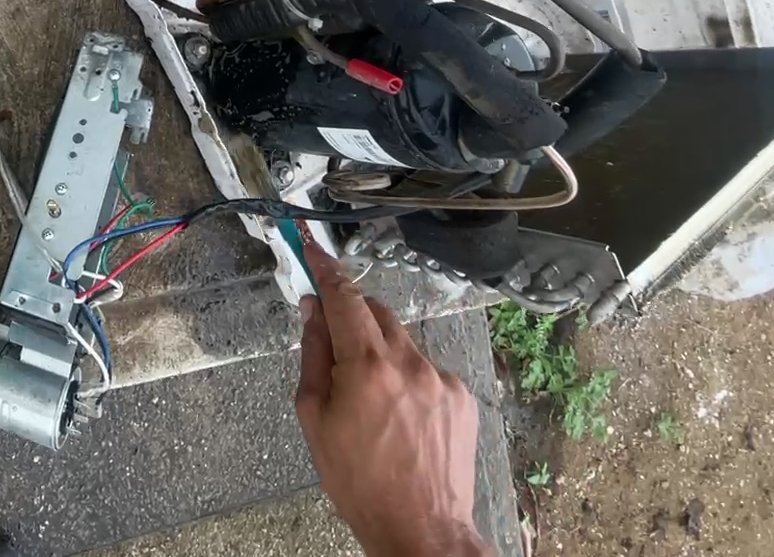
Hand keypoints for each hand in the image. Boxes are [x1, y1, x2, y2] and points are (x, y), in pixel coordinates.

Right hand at [295, 242, 486, 556]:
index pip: (343, 297)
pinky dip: (405, 373)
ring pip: (400, 339)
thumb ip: (313, 354)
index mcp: (367, 366)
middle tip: (332, 338)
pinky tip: (399, 411)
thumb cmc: (357, 478)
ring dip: (378, 347)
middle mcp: (409, 363)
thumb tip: (313, 311)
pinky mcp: (463, 398)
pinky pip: (424, 366)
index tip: (310, 245)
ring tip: (369, 393)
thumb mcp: (313, 414)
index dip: (324, 267)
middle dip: (350, 313)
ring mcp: (442, 380)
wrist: (423, 532)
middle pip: (375, 310)